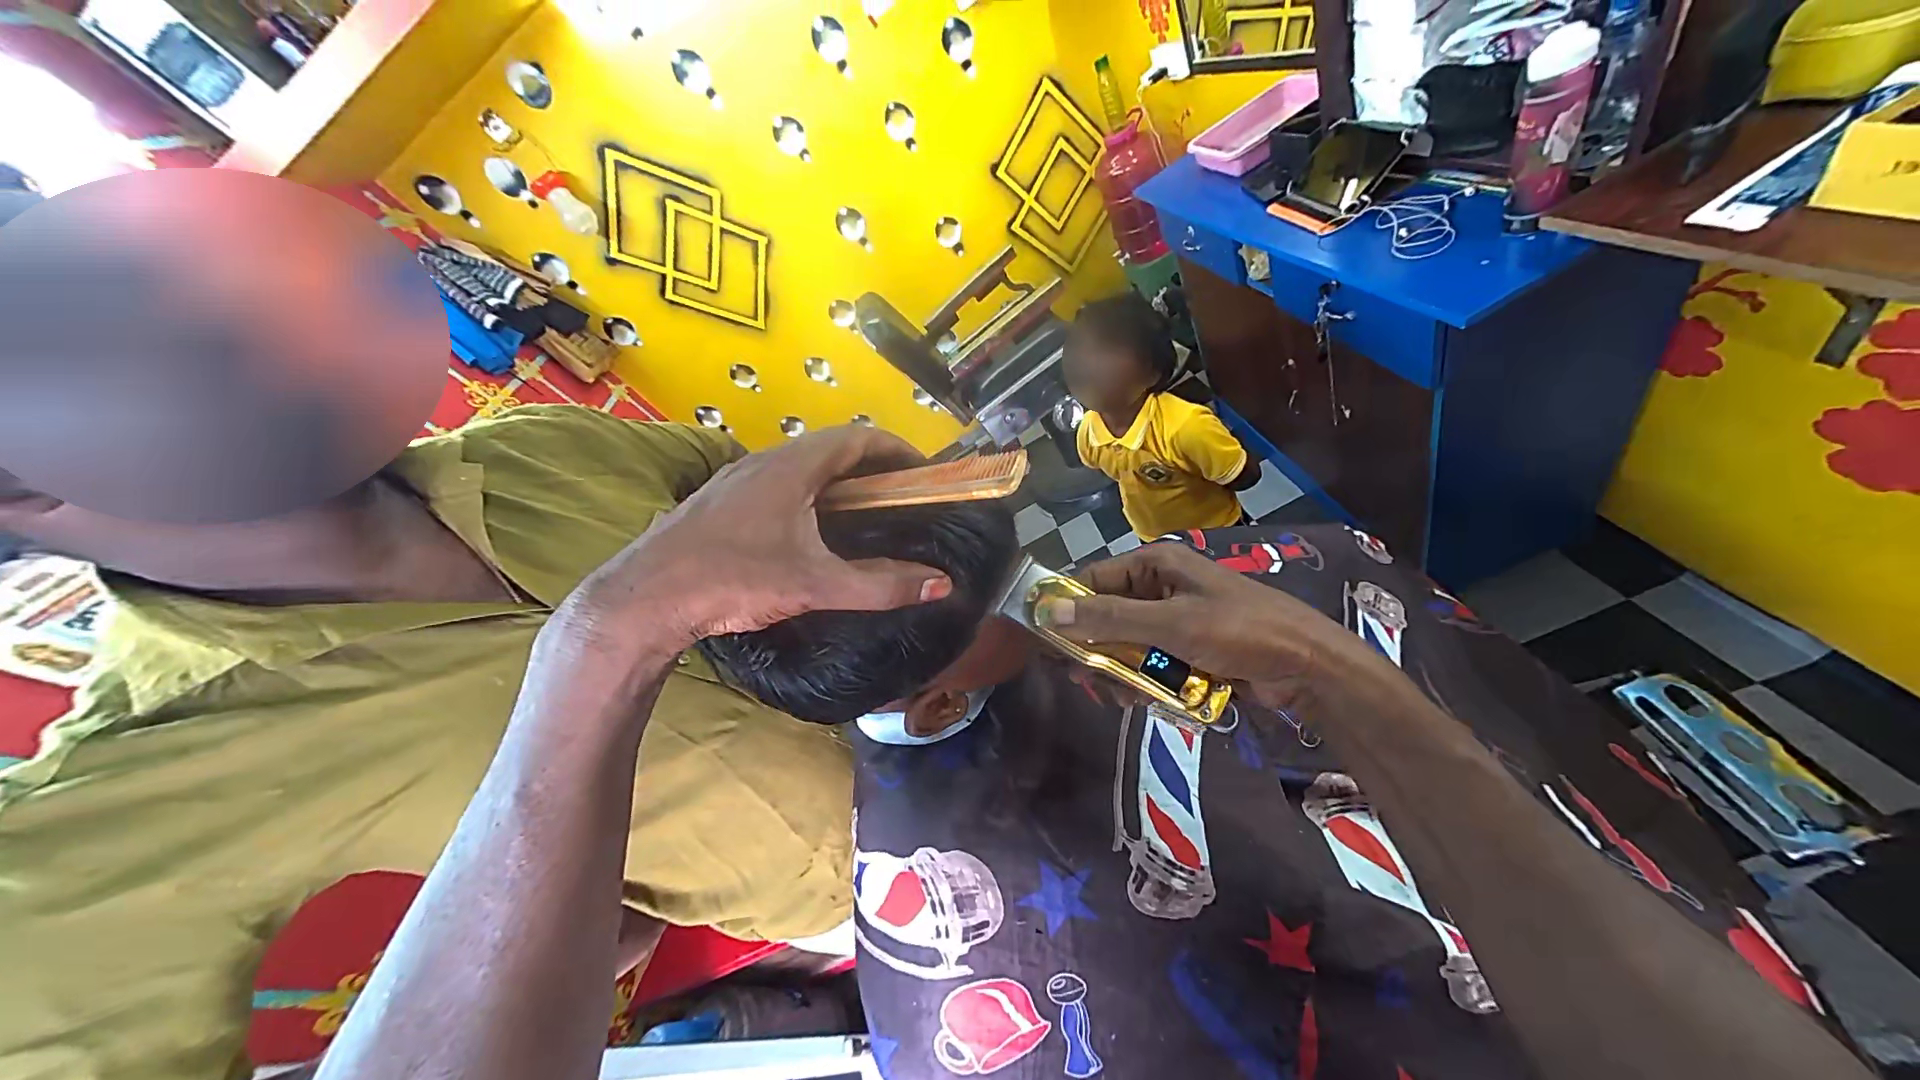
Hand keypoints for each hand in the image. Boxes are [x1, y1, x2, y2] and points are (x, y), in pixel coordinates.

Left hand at [559, 426, 951, 655]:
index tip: (924, 473)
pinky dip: (809, 496)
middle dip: (872, 467)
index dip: (898, 450)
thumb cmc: (733, 579)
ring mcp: (736, 479)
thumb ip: (881, 585)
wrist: (644, 598)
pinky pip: (778, 484)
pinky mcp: (720, 502)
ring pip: (801, 466)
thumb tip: (941, 583)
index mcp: (792, 466)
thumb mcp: (815, 584)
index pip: (859, 437)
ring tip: (863, 514)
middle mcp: (764, 461)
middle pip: (832, 449)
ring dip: (838, 482)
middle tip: (900, 497)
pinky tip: (809, 532)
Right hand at [1035, 541, 1390, 711]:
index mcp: (1155, 564)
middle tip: (1088, 682)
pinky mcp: (1187, 648)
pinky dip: (1142, 681)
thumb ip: (1109, 619)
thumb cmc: (1241, 630)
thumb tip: (1049, 611)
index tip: (1046, 643)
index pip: (1092, 579)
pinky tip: (1144, 701)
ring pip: (1125, 644)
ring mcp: (1174, 619)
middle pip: (1105, 615)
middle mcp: (1159, 586)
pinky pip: (1149, 662)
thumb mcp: (1171, 623)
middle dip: (1095, 651)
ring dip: (1119, 672)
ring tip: (1126, 698)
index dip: (1067, 608)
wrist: (1309, 666)